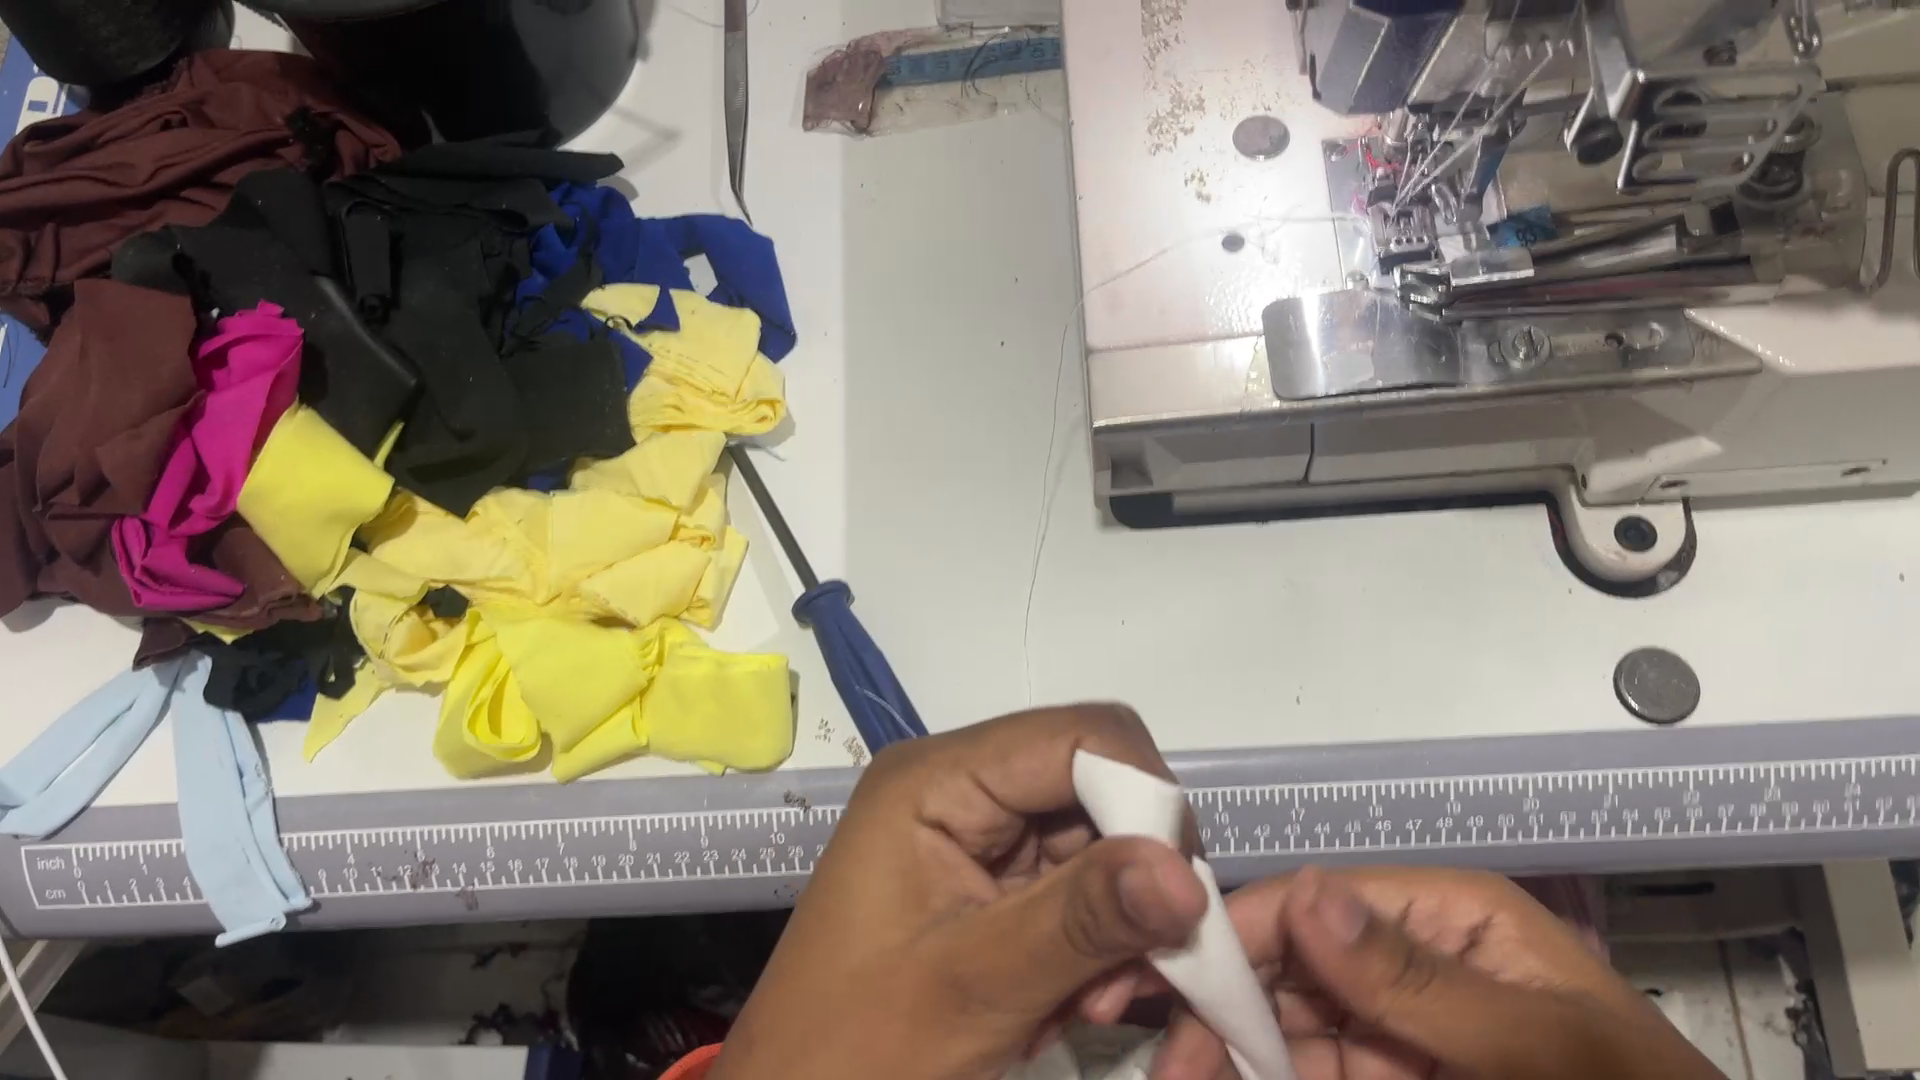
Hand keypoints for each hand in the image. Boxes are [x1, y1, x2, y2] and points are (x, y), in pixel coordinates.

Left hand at [711, 705, 1208, 1079]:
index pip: (1076, 737)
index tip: (1178, 893)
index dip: (1144, 797)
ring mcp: (976, 829)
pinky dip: (1095, 937)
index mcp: (936, 778)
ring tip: (1093, 1001)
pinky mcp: (989, 875)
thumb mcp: (974, 987)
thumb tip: (1187, 875)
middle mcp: (960, 783)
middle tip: (1137, 968)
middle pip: (1093, 782)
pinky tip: (1075, 998)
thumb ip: (1082, 920)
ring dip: (1117, 918)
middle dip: (1132, 869)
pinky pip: (1074, 882)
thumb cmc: (857, 1051)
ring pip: (1095, 837)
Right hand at [1142, 867, 1724, 1079]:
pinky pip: (1307, 1071)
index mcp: (1442, 919)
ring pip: (1281, 1026)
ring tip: (1179, 1076)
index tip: (1169, 978)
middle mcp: (1402, 962)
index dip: (1236, 934)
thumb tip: (1304, 892)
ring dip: (1226, 1051)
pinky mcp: (1383, 1079)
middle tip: (1167, 1065)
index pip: (1314, 904)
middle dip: (1218, 1007)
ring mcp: (1392, 1030)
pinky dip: (1261, 1074)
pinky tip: (1219, 1076)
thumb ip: (1420, 980)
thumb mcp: (1548, 1050)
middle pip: (1282, 968)